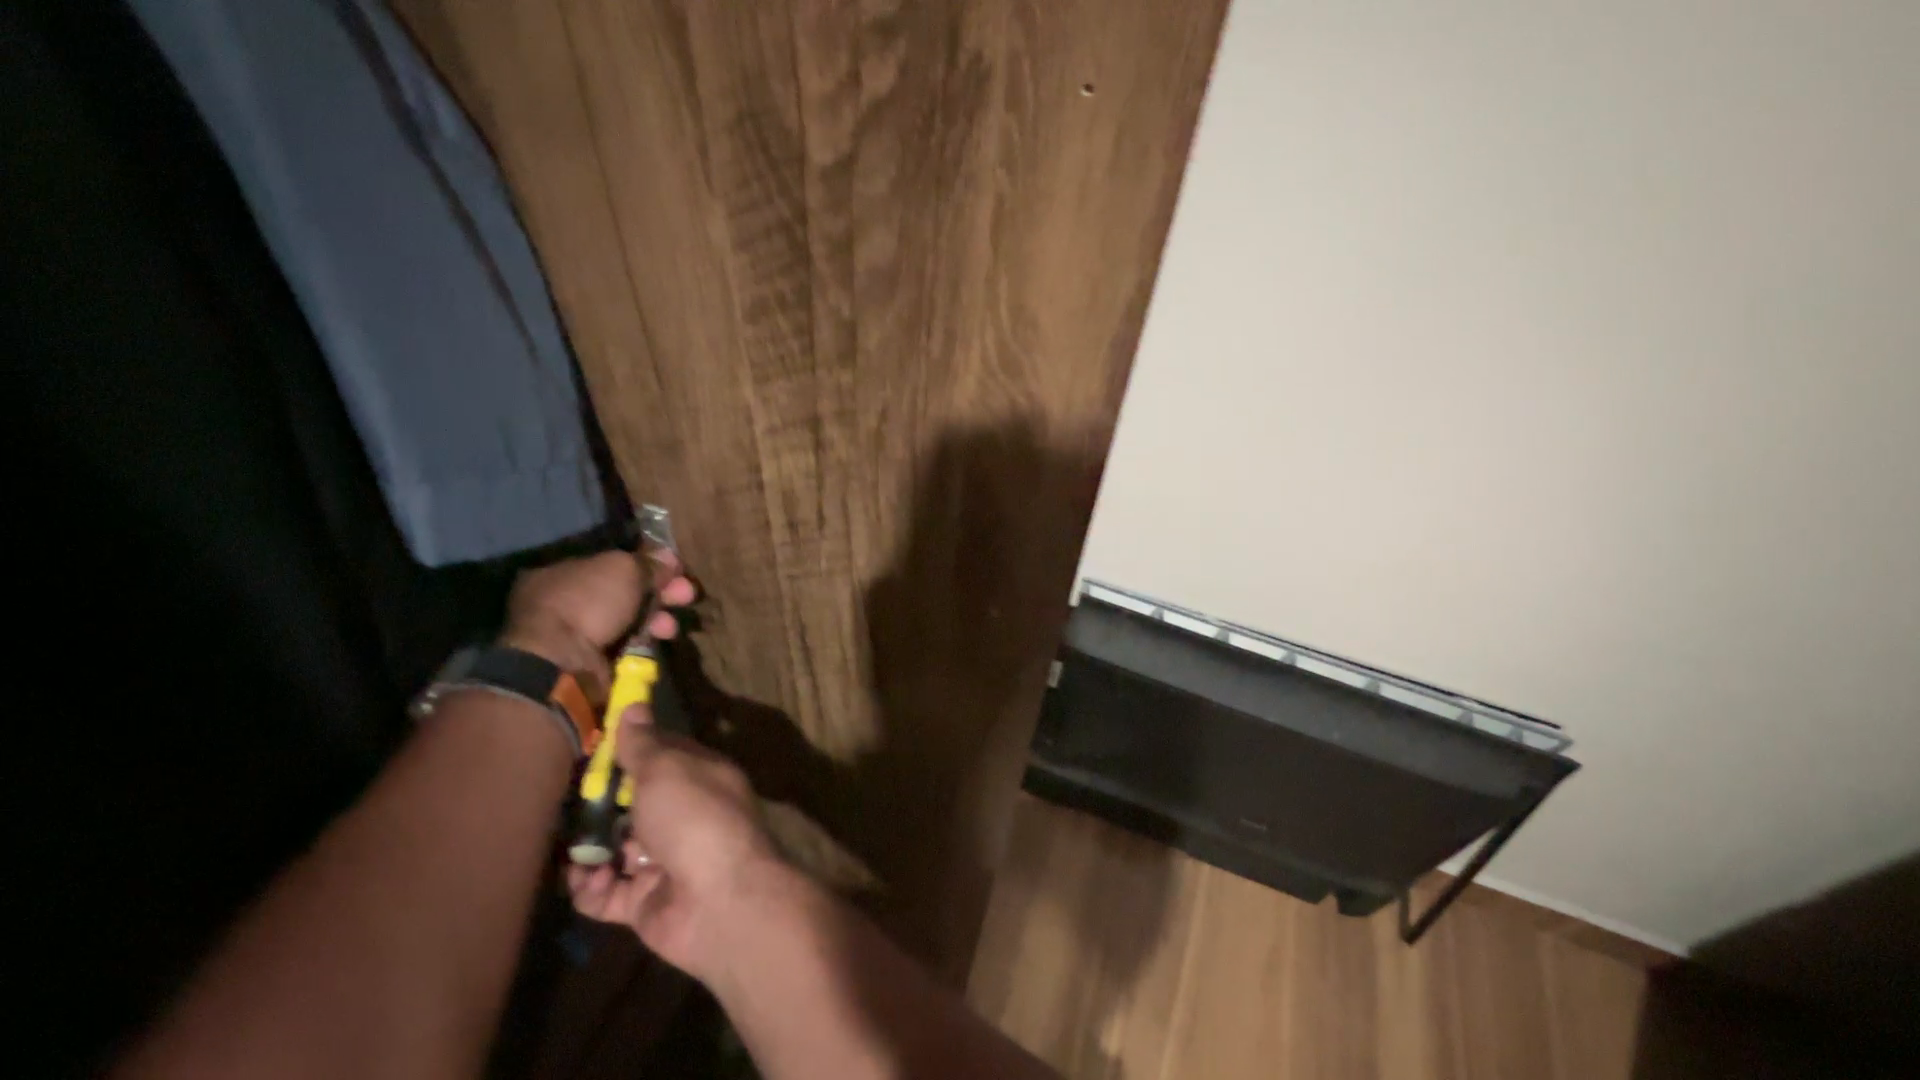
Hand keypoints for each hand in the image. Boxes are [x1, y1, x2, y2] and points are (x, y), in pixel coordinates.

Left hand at [499, 549, 695, 695]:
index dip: (648, 565)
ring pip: (628, 621)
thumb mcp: (624, 569)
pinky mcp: (590, 662)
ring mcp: (576, 634)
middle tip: (687, 594)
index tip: (676, 569)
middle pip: (624, 593)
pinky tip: (658, 642)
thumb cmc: (587, 602)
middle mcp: (566, 601)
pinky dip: (643, 643)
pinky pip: (625, 646)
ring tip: (671, 627)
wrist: (561, 661)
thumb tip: (670, 559)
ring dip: (656, 621)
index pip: (614, 564)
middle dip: (659, 593)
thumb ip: (648, 563)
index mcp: (564, 571)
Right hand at [566, 703, 789, 981]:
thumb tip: (636, 706)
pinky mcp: (645, 905)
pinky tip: (589, 879)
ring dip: (589, 851)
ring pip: (614, 851)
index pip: (662, 757)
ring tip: (574, 848)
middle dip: (599, 806)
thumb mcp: (665, 769)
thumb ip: (644, 744)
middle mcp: (685, 818)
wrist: (721, 901)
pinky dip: (591, 889)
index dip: (630, 752)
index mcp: (700, 779)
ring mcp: (665, 864)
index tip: (593, 749)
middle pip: (632, 806)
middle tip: (569, 803)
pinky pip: (607, 895)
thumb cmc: (694, 819)